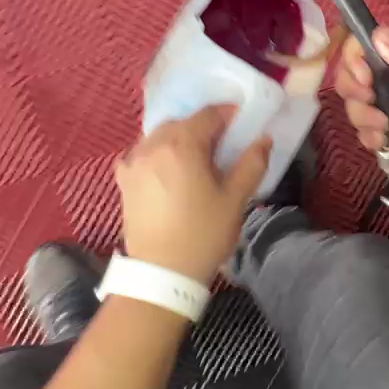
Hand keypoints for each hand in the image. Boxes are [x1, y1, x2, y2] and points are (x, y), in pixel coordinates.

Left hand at [115, 105, 270, 284]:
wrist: (162, 273)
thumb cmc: (203, 234)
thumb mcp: (235, 199)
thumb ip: (251, 163)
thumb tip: (263, 139)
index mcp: (182, 145)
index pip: (208, 115)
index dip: (229, 114)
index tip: (244, 123)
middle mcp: (153, 146)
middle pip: (182, 122)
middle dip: (204, 127)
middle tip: (224, 145)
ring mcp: (134, 162)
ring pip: (160, 136)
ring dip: (180, 138)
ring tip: (197, 159)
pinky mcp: (124, 180)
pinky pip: (142, 154)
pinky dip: (158, 153)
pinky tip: (168, 170)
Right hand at [335, 27, 388, 181]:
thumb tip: (379, 31)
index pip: (359, 44)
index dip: (353, 61)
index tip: (365, 79)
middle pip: (349, 74)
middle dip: (355, 95)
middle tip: (373, 105)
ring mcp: (384, 99)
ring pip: (352, 102)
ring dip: (364, 119)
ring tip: (384, 129)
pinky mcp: (381, 121)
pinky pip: (359, 123)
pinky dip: (369, 134)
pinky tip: (383, 140)